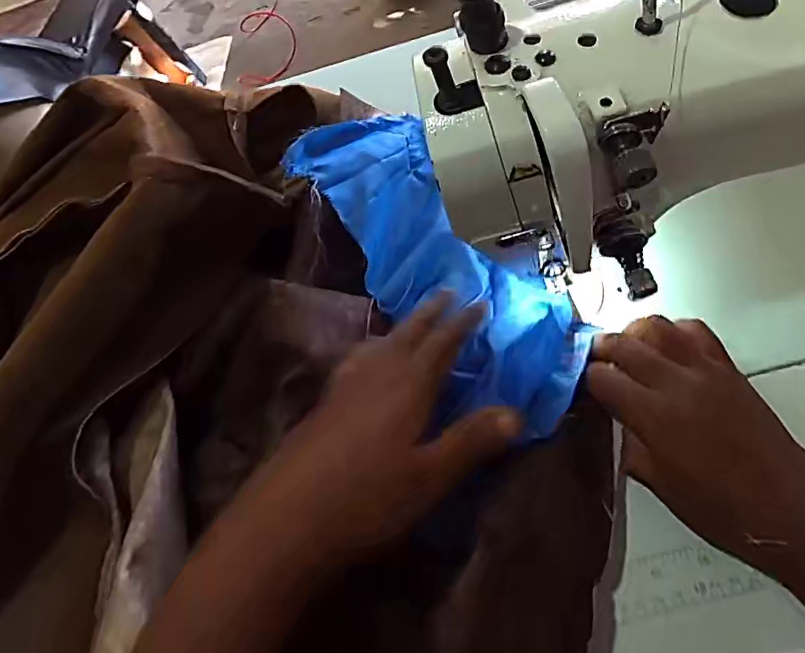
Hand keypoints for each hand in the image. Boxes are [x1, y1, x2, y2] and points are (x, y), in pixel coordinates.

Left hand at [235, 294, 521, 565]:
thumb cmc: (368, 497)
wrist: (288, 514)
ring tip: (412, 318)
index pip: (442, 345)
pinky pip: (360, 356)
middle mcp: (378, 373)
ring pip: (382, 342)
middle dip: (431, 311)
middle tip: (447, 290)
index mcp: (408, 386)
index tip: (479, 302)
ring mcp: (348, 384)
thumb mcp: (429, 477)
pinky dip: (375, 346)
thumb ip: (471, 441)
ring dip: (403, 325)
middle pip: (409, 333)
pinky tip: (367, 359)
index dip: (462, 323)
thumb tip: (516, 412)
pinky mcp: (327, 400)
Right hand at [584, 316, 804, 561]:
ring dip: (632, 333)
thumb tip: (610, 423)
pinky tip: (668, 347)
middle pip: (621, 342)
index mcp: (655, 415)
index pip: (601, 377)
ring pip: (654, 325)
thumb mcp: (661, 485)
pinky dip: (673, 331)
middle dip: (599, 349)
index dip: (583, 380)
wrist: (790, 510)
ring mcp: (704, 370)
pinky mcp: (727, 367)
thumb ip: (628, 445)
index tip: (580, 386)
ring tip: (627, 349)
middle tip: (593, 361)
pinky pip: (693, 329)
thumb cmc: (731, 510)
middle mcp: (677, 384)